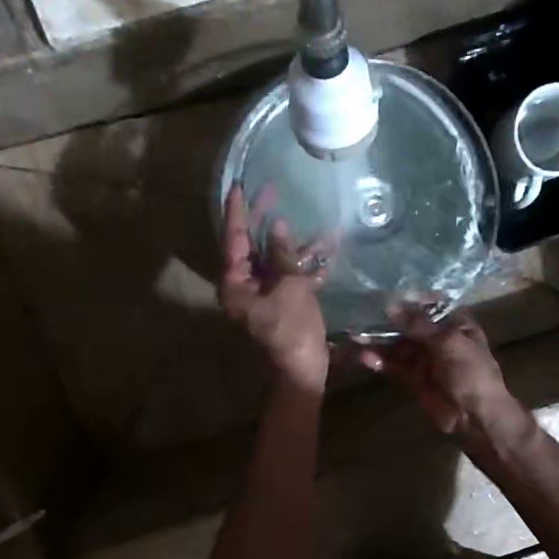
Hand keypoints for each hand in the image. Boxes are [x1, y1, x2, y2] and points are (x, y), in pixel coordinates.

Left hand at [220, 185, 333, 391]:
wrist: (302, 372)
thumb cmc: (291, 330)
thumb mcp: (289, 288)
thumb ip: (283, 255)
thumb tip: (279, 227)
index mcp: (236, 283)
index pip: (234, 239)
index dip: (238, 211)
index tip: (240, 186)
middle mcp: (244, 286)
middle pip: (252, 245)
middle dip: (265, 220)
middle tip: (274, 191)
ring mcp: (263, 294)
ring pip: (275, 260)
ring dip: (294, 245)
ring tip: (312, 225)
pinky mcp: (282, 302)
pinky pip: (289, 276)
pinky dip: (304, 265)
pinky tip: (325, 251)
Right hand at [356, 308, 519, 439]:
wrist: (476, 417)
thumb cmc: (471, 372)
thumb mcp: (449, 341)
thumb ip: (419, 324)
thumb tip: (390, 305)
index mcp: (455, 324)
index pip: (430, 304)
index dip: (410, 299)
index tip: (387, 295)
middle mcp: (438, 338)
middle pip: (408, 324)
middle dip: (386, 320)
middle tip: (360, 314)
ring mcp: (424, 359)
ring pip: (396, 345)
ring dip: (377, 340)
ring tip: (354, 336)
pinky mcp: (412, 378)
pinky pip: (392, 365)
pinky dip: (378, 361)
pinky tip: (363, 357)